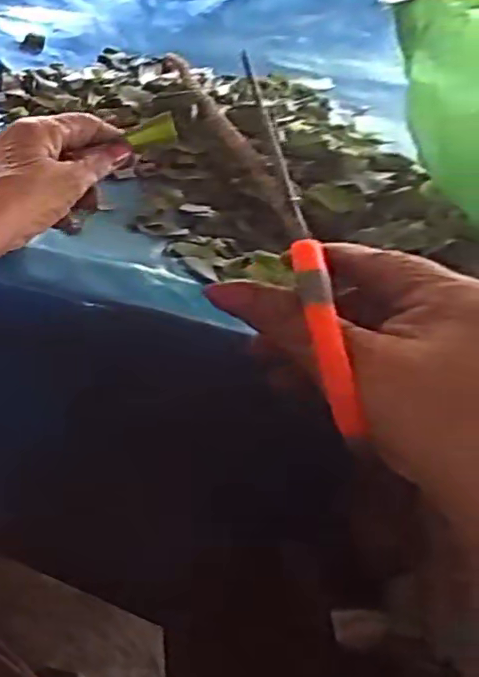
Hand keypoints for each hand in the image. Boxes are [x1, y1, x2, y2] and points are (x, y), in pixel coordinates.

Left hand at [0, 113, 130, 267]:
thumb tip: (117, 151)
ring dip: (66, 192)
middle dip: (86, 173)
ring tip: (76, 215)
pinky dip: (41, 201)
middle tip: (98, 198)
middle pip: (62, 150)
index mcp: (33, 129)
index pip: (84, 124)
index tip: (132, 159)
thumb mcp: (69, 182)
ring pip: (43, 172)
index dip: (112, 140)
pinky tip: (52, 222)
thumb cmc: (19, 201)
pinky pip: (23, 189)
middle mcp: (10, 141)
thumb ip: (97, 164)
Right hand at [206, 244, 478, 552]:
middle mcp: (464, 315)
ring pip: (370, 336)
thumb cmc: (435, 414)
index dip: (308, 266)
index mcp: (453, 296)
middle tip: (258, 347)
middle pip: (365, 301)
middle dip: (304, 322)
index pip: (367, 262)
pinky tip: (322, 396)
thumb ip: (286, 321)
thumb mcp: (350, 363)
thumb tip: (222, 290)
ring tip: (283, 380)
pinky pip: (389, 364)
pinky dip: (348, 374)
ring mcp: (460, 352)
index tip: (254, 280)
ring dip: (318, 354)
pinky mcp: (451, 385)